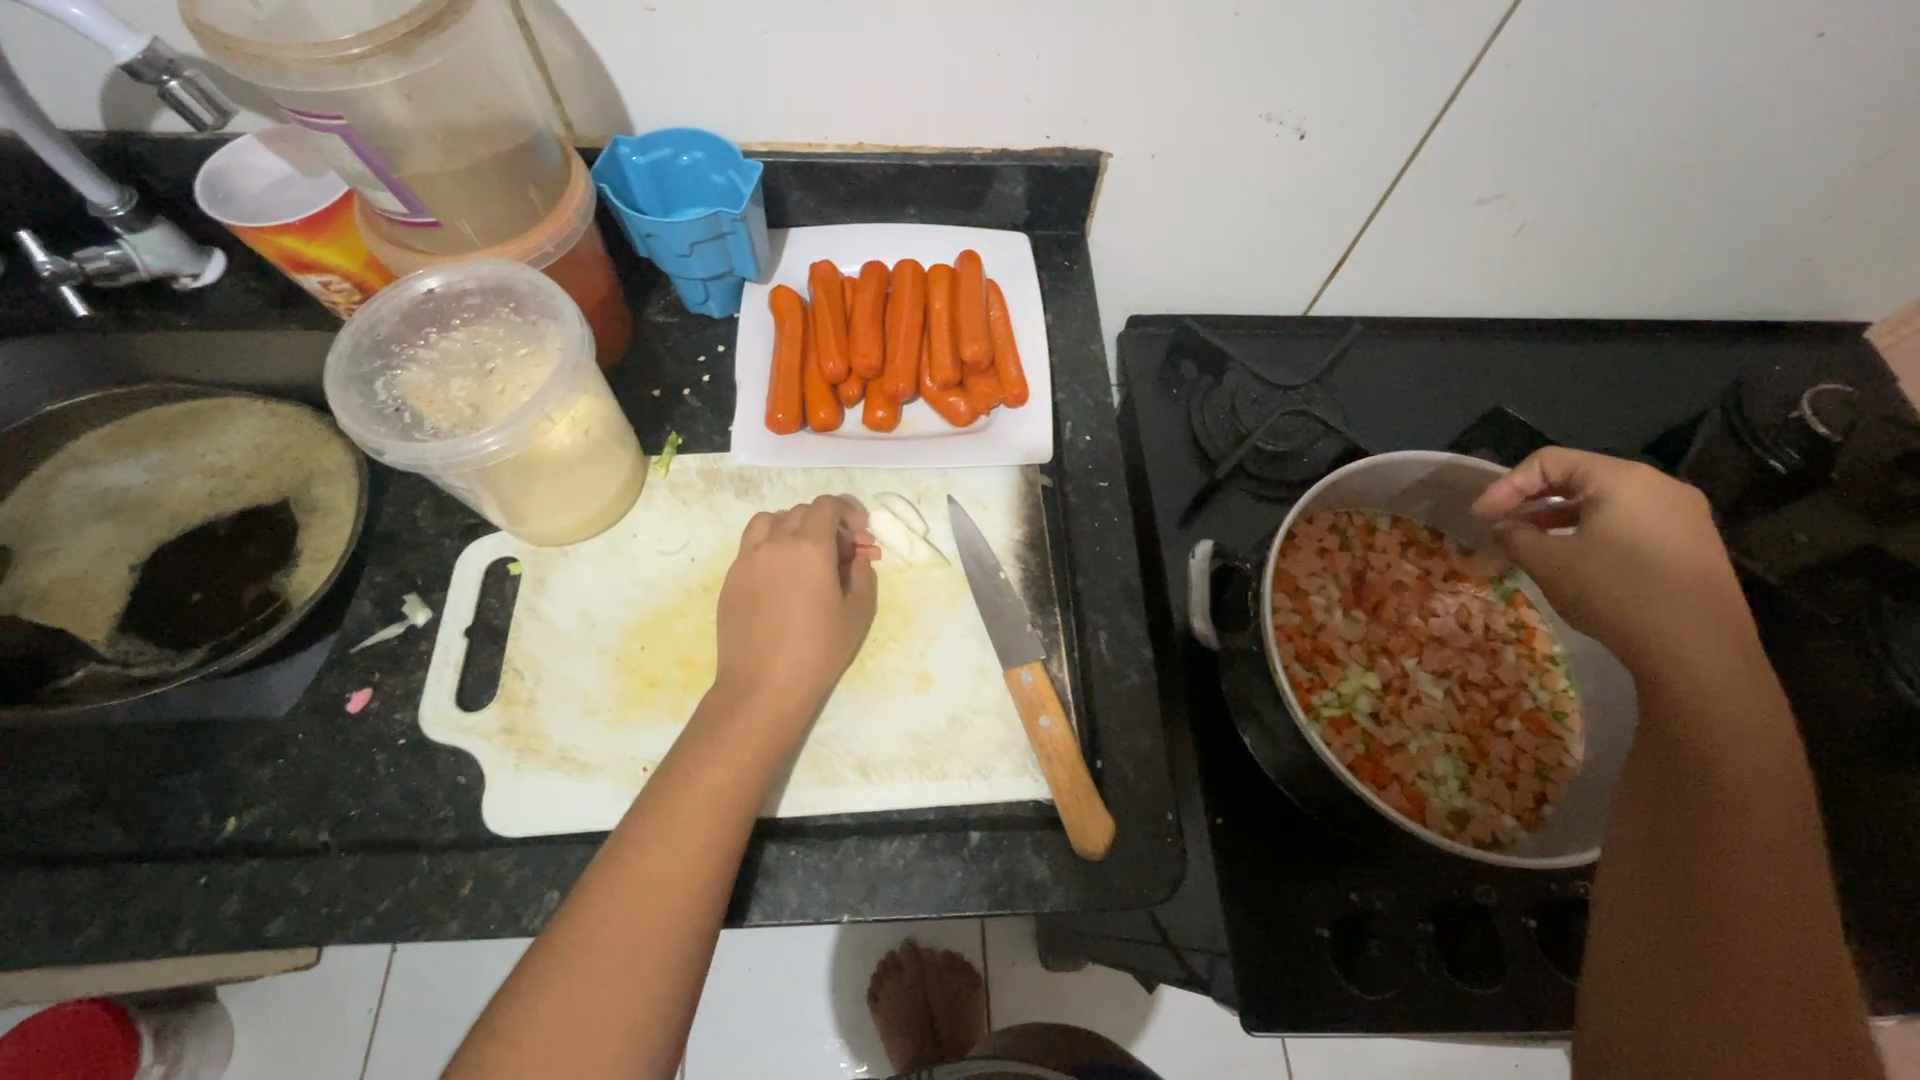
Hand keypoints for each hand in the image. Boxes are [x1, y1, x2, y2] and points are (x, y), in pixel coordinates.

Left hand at [712, 495, 878, 718]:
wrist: (763, 685)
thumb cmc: (818, 651)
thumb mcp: (857, 613)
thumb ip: (862, 576)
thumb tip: (855, 559)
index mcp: (810, 547)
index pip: (827, 506)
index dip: (848, 513)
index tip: (859, 536)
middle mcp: (775, 543)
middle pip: (801, 512)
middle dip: (825, 524)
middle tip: (841, 554)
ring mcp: (747, 559)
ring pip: (769, 522)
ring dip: (792, 528)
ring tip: (806, 556)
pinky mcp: (731, 578)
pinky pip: (751, 546)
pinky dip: (770, 547)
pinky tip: (782, 578)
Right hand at [1471, 448, 1754, 673]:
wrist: (1697, 648)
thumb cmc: (1615, 592)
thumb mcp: (1548, 563)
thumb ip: (1516, 537)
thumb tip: (1505, 528)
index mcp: (1621, 478)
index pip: (1549, 461)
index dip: (1506, 485)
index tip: (1480, 517)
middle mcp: (1659, 485)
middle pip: (1581, 477)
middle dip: (1534, 500)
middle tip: (1503, 526)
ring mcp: (1684, 514)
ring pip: (1607, 503)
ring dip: (1562, 518)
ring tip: (1534, 544)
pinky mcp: (1694, 544)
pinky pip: (1632, 523)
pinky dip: (1594, 533)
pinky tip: (1579, 561)